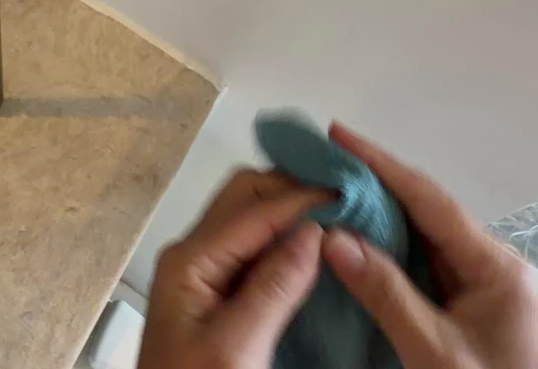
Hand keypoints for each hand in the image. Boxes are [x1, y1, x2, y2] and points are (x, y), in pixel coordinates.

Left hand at [139, 170, 328, 368]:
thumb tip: (314, 230)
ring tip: (335, 213)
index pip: (251, 207)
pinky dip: (284, 237)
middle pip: (244, 197)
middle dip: (291, 188)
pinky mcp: (218, 294)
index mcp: (188, 259)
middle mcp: (193, 253)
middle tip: (342, 196)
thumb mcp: (236, 349)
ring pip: (250, 217)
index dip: (300, 195)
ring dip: (289, 208)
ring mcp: (204, 272)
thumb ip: (273, 287)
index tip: (349, 192)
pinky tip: (312, 246)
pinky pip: (253, 247)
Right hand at [321, 124, 537, 368]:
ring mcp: (486, 290)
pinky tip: (361, 244)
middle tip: (325, 164)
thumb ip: (386, 294)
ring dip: (379, 218)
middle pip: (426, 213)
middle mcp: (495, 267)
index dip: (380, 163)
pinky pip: (426, 267)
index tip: (337, 133)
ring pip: (424, 240)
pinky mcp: (475, 312)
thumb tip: (332, 236)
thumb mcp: (437, 354)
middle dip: (375, 186)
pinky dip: (390, 252)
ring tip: (333, 195)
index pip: (429, 198)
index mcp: (497, 266)